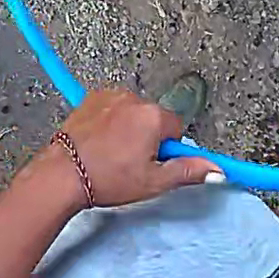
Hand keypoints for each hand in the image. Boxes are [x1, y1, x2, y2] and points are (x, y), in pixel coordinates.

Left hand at [41, 88, 223, 207]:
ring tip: (112, 153)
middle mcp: (134, 100)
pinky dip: (110, 120)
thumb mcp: (153, 182)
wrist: (62, 175)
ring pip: (132, 113)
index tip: (151, 162)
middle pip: (154, 118)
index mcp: (154, 117)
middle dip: (147, 137)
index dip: (166, 148)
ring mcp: (111, 96)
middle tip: (130, 162)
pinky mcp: (92, 98)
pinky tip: (100, 142)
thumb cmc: (106, 179)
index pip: (176, 128)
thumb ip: (188, 171)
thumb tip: (216, 170)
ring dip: (128, 128)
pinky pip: (112, 107)